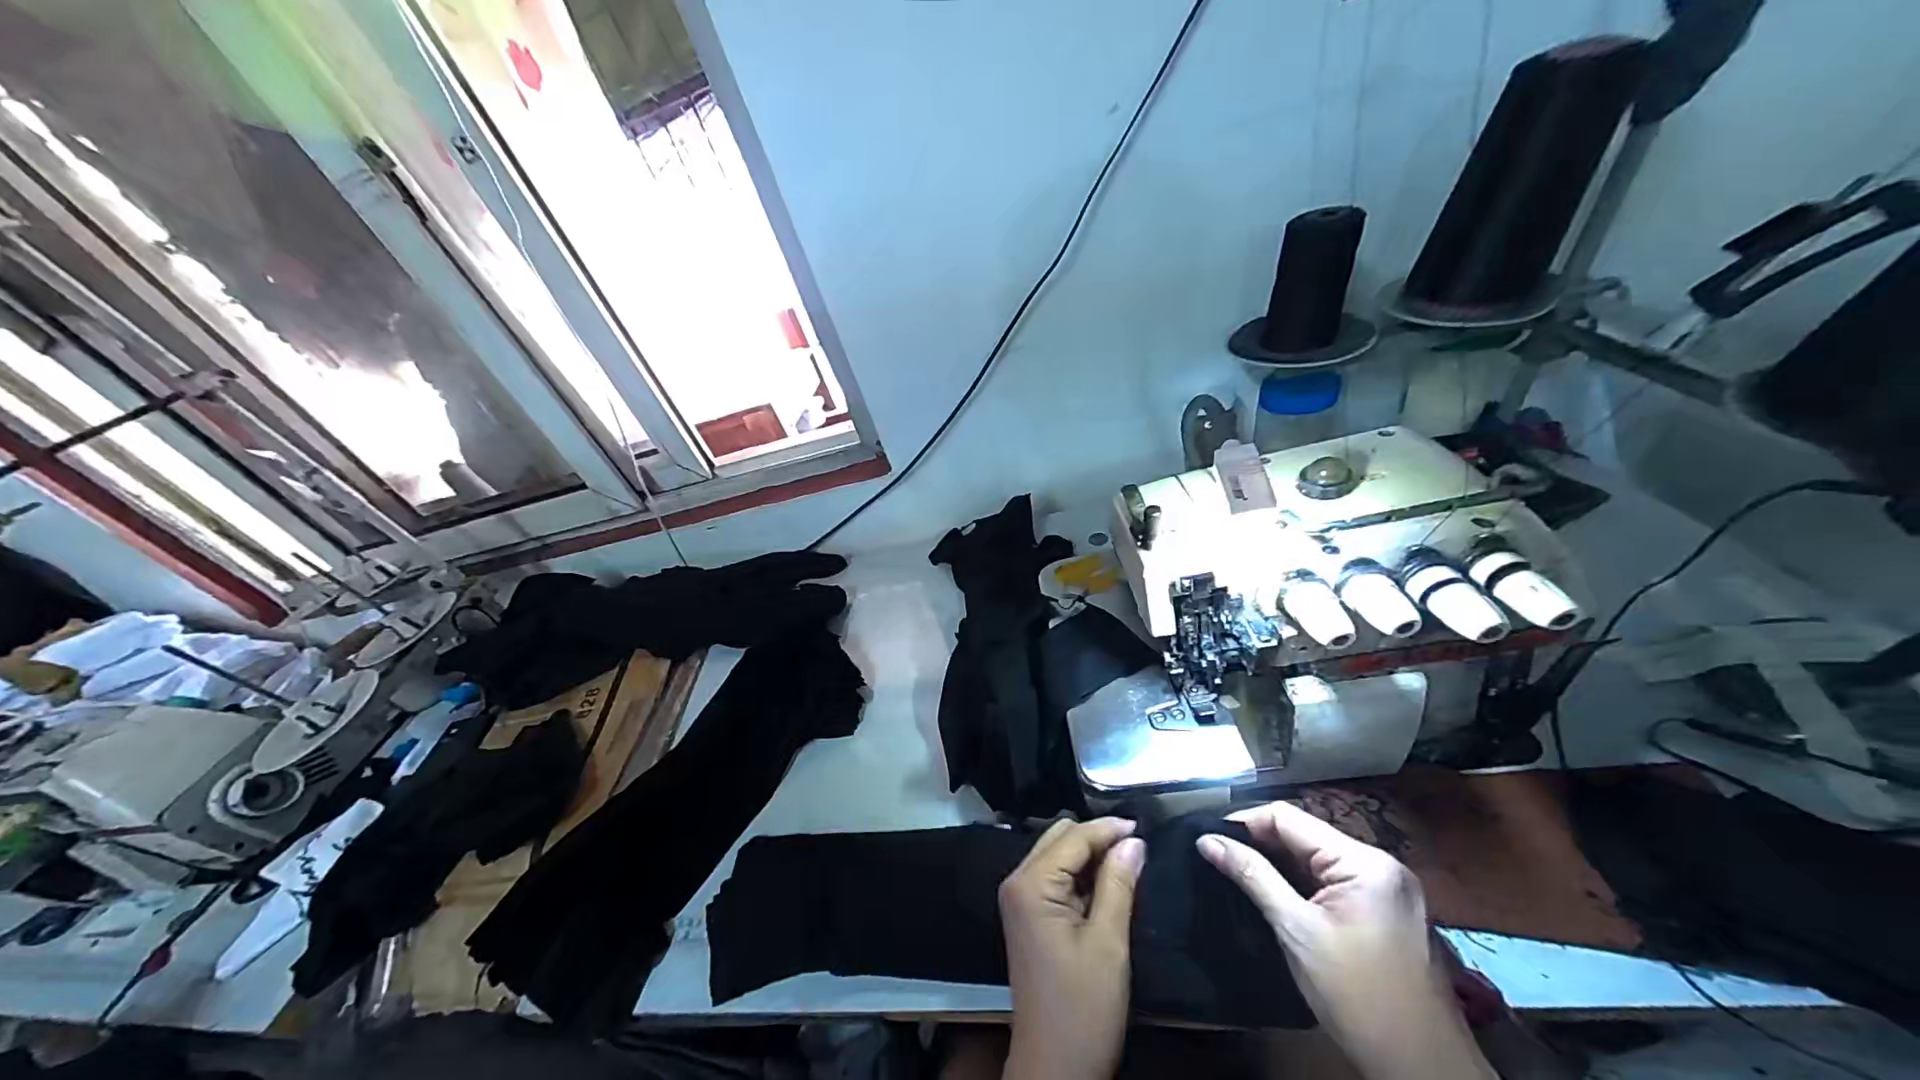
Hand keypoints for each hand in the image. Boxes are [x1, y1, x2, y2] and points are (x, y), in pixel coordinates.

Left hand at [998, 817, 1144, 1079]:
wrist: (1054, 1065)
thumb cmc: (1083, 1007)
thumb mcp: (1108, 943)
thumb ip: (1119, 885)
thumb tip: (1134, 841)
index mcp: (1031, 884)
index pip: (1072, 837)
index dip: (1108, 828)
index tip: (1144, 827)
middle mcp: (1017, 882)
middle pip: (1059, 838)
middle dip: (1097, 837)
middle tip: (1138, 846)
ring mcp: (1020, 899)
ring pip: (1057, 854)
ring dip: (1089, 853)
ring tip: (1129, 859)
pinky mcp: (1028, 915)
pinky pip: (1055, 877)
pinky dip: (1080, 873)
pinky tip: (1108, 881)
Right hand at [1197, 802, 1492, 1079]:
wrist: (1423, 1067)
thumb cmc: (1357, 996)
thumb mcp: (1296, 930)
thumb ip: (1252, 876)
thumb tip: (1207, 840)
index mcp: (1365, 862)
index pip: (1290, 818)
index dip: (1245, 822)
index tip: (1209, 837)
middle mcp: (1380, 864)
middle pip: (1304, 835)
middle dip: (1259, 843)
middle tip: (1217, 855)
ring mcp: (1387, 888)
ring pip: (1316, 858)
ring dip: (1278, 863)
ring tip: (1235, 870)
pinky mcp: (1385, 910)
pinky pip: (1332, 880)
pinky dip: (1300, 882)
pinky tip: (1272, 892)